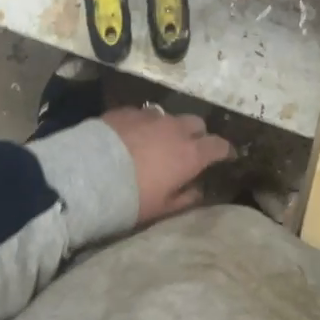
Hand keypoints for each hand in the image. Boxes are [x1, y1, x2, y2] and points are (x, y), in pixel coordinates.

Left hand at [102, 107, 233, 223]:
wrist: (91, 174)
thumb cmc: (132, 198)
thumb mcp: (162, 209)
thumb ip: (185, 198)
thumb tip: (198, 190)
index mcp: (190, 153)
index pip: (218, 145)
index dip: (225, 150)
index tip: (227, 155)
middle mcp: (175, 128)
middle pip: (196, 123)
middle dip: (197, 134)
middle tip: (189, 149)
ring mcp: (151, 116)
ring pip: (169, 117)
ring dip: (169, 128)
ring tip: (158, 143)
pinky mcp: (127, 111)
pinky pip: (143, 115)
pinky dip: (144, 125)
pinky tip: (132, 137)